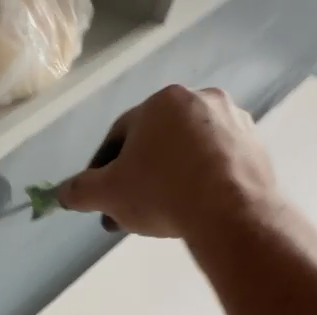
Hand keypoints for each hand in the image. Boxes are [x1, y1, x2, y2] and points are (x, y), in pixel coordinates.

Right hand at [58, 86, 280, 239]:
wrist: (229, 210)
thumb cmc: (159, 193)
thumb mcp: (106, 195)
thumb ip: (79, 190)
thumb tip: (63, 193)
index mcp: (161, 103)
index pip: (118, 135)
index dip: (101, 169)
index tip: (98, 197)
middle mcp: (199, 99)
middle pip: (153, 142)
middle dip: (134, 176)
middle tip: (123, 210)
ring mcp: (231, 119)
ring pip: (183, 152)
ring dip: (164, 179)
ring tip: (155, 214)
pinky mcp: (253, 143)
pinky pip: (212, 161)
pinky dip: (195, 181)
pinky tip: (187, 207)